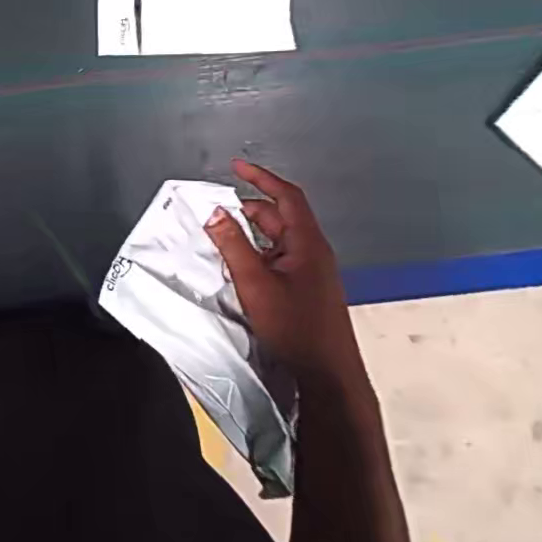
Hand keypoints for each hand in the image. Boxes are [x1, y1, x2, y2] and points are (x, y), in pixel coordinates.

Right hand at [203, 158, 354, 374]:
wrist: (326, 373)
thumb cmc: (295, 327)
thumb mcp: (255, 283)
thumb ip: (233, 245)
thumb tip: (215, 214)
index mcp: (307, 242)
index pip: (286, 196)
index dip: (261, 178)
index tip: (237, 167)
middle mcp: (311, 251)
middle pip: (278, 217)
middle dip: (247, 209)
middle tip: (216, 211)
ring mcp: (310, 271)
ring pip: (276, 240)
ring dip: (249, 235)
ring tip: (221, 239)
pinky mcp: (304, 288)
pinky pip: (277, 259)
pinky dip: (256, 255)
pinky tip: (238, 268)